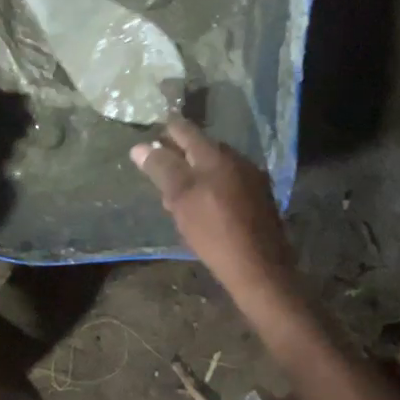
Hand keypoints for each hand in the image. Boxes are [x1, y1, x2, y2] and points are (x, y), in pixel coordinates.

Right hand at [131, 119, 293, 296]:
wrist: (260, 269)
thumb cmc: (213, 230)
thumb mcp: (179, 197)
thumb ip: (160, 168)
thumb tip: (139, 146)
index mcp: (215, 154)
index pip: (184, 129)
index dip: (164, 132)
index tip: (148, 139)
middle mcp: (236, 159)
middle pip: (200, 147)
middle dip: (178, 156)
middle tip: (158, 172)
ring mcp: (252, 179)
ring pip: (214, 167)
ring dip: (194, 174)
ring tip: (177, 196)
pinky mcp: (260, 200)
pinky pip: (228, 182)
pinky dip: (211, 187)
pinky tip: (203, 208)